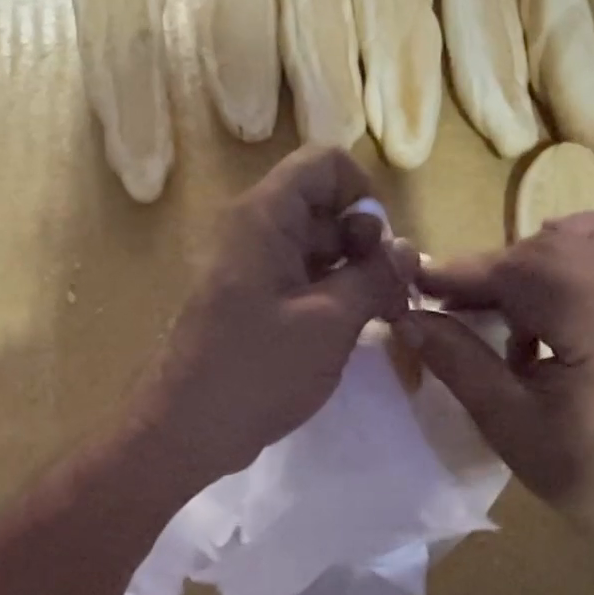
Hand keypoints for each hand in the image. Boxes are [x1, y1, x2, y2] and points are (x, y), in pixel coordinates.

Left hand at [133, 147, 417, 480]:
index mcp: (265, 217)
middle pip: (323, 208)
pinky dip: (328, 298)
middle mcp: (252, 230)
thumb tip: (406, 251)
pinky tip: (347, 334)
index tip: (380, 251)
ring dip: (352, 276)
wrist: (186, 430)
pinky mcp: (248, 305)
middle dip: (366, 244)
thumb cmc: (257, 371)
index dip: (364, 196)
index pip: (326, 164)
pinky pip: (297, 281)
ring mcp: (248, 269)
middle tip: (393, 298)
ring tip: (379, 320)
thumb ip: (374, 278)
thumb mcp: (330, 322)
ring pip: (314, 248)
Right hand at [396, 212, 593, 541]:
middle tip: (450, 302)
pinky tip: (548, 306)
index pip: (522, 267)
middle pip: (553, 247)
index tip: (417, 281)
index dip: (465, 271)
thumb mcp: (504, 418)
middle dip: (495, 268)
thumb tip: (408, 317)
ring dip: (535, 262)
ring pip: (587, 241)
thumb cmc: (576, 467)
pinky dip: (574, 263)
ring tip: (503, 304)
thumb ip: (456, 358)